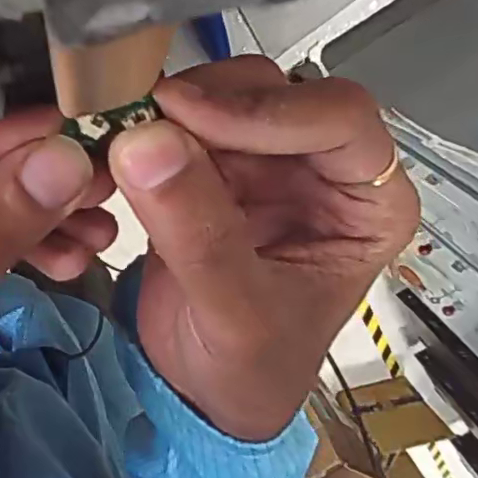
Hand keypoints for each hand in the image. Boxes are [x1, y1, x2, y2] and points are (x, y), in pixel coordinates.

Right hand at [108, 56, 417, 441]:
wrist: (199, 385)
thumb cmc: (248, 367)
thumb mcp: (234, 316)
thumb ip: (198, 235)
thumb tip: (145, 142)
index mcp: (363, 201)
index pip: (336, 118)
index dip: (261, 111)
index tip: (179, 118)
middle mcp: (314, 167)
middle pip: (270, 91)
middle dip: (202, 103)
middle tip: (137, 125)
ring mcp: (257, 160)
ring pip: (217, 94)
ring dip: (164, 110)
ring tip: (120, 142)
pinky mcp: (205, 164)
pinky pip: (174, 120)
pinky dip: (140, 126)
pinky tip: (115, 148)